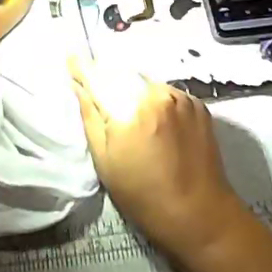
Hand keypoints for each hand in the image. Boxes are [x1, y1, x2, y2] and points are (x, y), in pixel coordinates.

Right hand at [69, 57, 248, 257]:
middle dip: (112, 84)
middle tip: (104, 101)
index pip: (100, 77)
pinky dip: (159, 103)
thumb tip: (77, 86)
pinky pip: (169, 95)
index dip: (83, 68)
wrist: (198, 212)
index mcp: (130, 108)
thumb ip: (90, 116)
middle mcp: (157, 93)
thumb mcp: (105, 159)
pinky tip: (158, 126)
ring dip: (137, 93)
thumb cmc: (142, 194)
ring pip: (148, 85)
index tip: (72, 59)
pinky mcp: (199, 105)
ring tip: (135, 120)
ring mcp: (182, 98)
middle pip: (125, 78)